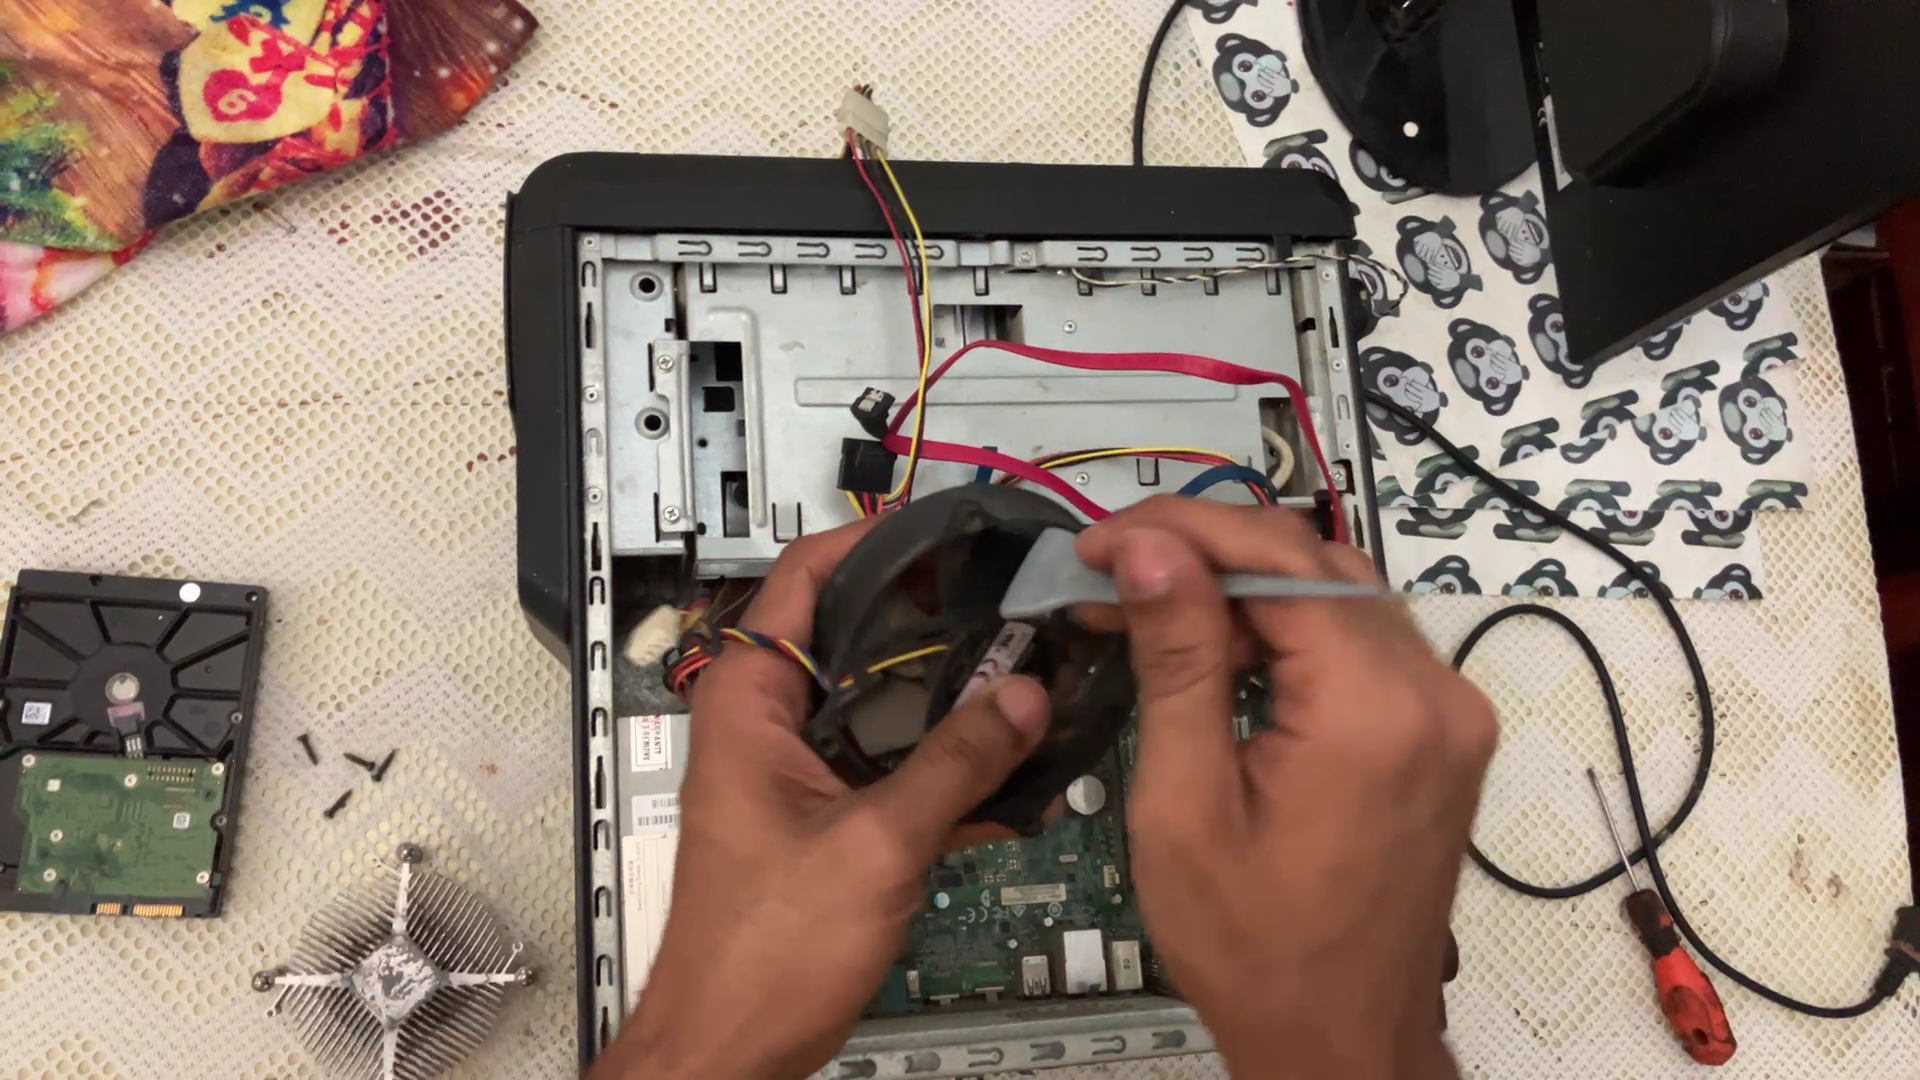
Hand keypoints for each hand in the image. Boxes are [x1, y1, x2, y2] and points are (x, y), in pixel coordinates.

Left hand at [594, 520, 1054, 1079]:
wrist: (730, 1052)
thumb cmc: (767, 950)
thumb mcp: (874, 845)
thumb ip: (955, 764)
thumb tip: (1026, 694)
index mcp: (752, 696)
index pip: (804, 574)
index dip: (870, 539)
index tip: (943, 530)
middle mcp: (771, 711)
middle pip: (852, 624)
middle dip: (927, 607)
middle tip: (1003, 594)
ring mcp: (800, 754)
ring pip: (879, 686)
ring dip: (942, 678)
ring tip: (1017, 657)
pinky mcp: (827, 796)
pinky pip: (889, 745)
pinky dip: (938, 744)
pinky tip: (1004, 755)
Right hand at [1074, 498, 1496, 1079]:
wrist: (1340, 1043)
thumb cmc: (1245, 938)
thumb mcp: (1184, 799)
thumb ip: (1174, 660)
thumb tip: (1146, 548)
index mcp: (1373, 707)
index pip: (1272, 558)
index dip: (1176, 532)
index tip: (1096, 545)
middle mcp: (1433, 686)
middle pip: (1306, 560)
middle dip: (1197, 547)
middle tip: (1109, 570)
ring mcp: (1443, 703)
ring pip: (1327, 586)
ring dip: (1230, 581)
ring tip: (1146, 608)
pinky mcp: (1432, 723)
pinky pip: (1347, 633)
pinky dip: (1271, 623)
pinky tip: (1211, 650)